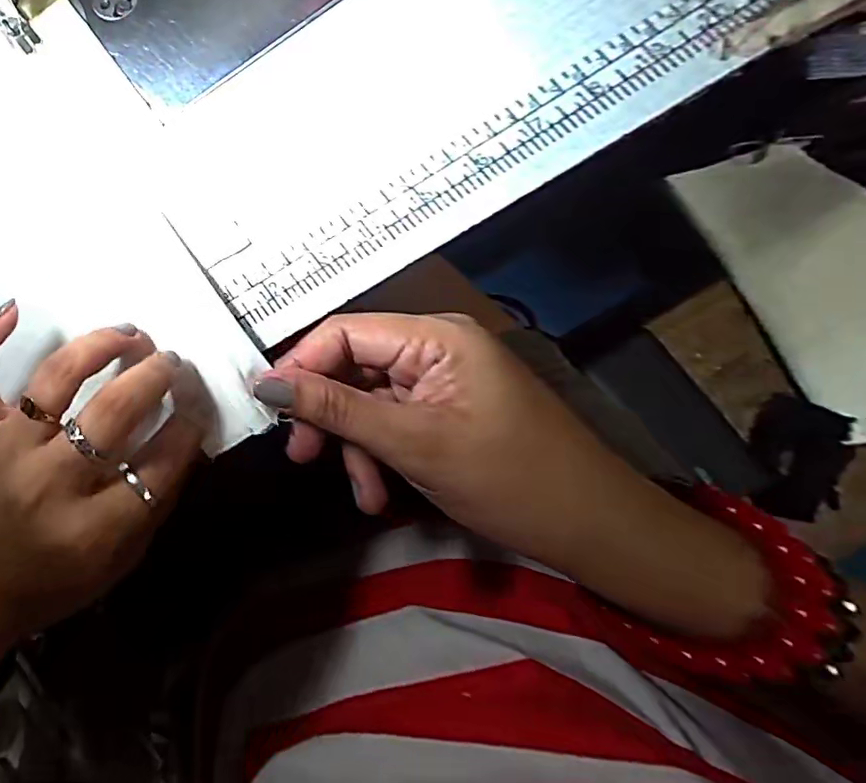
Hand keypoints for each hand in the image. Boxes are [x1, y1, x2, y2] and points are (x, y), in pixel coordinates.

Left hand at [0, 302, 208, 678]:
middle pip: (114, 412)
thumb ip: (156, 501)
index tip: (200, 402)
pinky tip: (14, 308)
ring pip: (57, 381)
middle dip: (155, 377)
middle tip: (172, 361)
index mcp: (93, 529)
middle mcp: (51, 482)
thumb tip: (188, 434)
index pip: (160, 463)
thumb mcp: (119, 560)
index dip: (189, 424)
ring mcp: (9, 451)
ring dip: (100, 347)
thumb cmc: (51, 582)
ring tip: (131, 335)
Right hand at [256, 312, 769, 638]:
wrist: (600, 533)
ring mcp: (442, 379)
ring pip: (370, 401)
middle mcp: (435, 347)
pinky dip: (382, 454)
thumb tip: (265, 383)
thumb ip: (335, 408)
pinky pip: (394, 421)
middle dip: (330, 415)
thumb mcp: (413, 444)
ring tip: (365, 494)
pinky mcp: (447, 409)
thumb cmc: (512, 479)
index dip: (300, 365)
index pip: (345, 332)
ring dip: (357, 446)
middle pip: (354, 366)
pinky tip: (383, 494)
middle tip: (303, 456)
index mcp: (434, 335)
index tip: (268, 406)